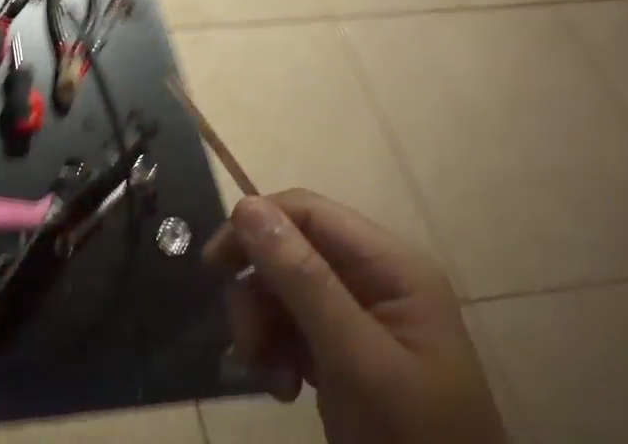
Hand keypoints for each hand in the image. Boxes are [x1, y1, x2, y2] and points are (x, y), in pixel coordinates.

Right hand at [205, 190, 506, 443]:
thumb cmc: (412, 433)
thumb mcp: (355, 358)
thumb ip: (303, 280)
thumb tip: (245, 206)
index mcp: (391, 266)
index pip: (305, 211)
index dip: (254, 227)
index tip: (215, 268)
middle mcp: (373, 279)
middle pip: (285, 251)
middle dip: (255, 294)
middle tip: (245, 343)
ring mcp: (356, 315)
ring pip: (277, 290)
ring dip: (259, 329)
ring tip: (269, 378)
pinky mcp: (340, 348)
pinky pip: (286, 325)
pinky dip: (272, 351)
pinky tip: (282, 387)